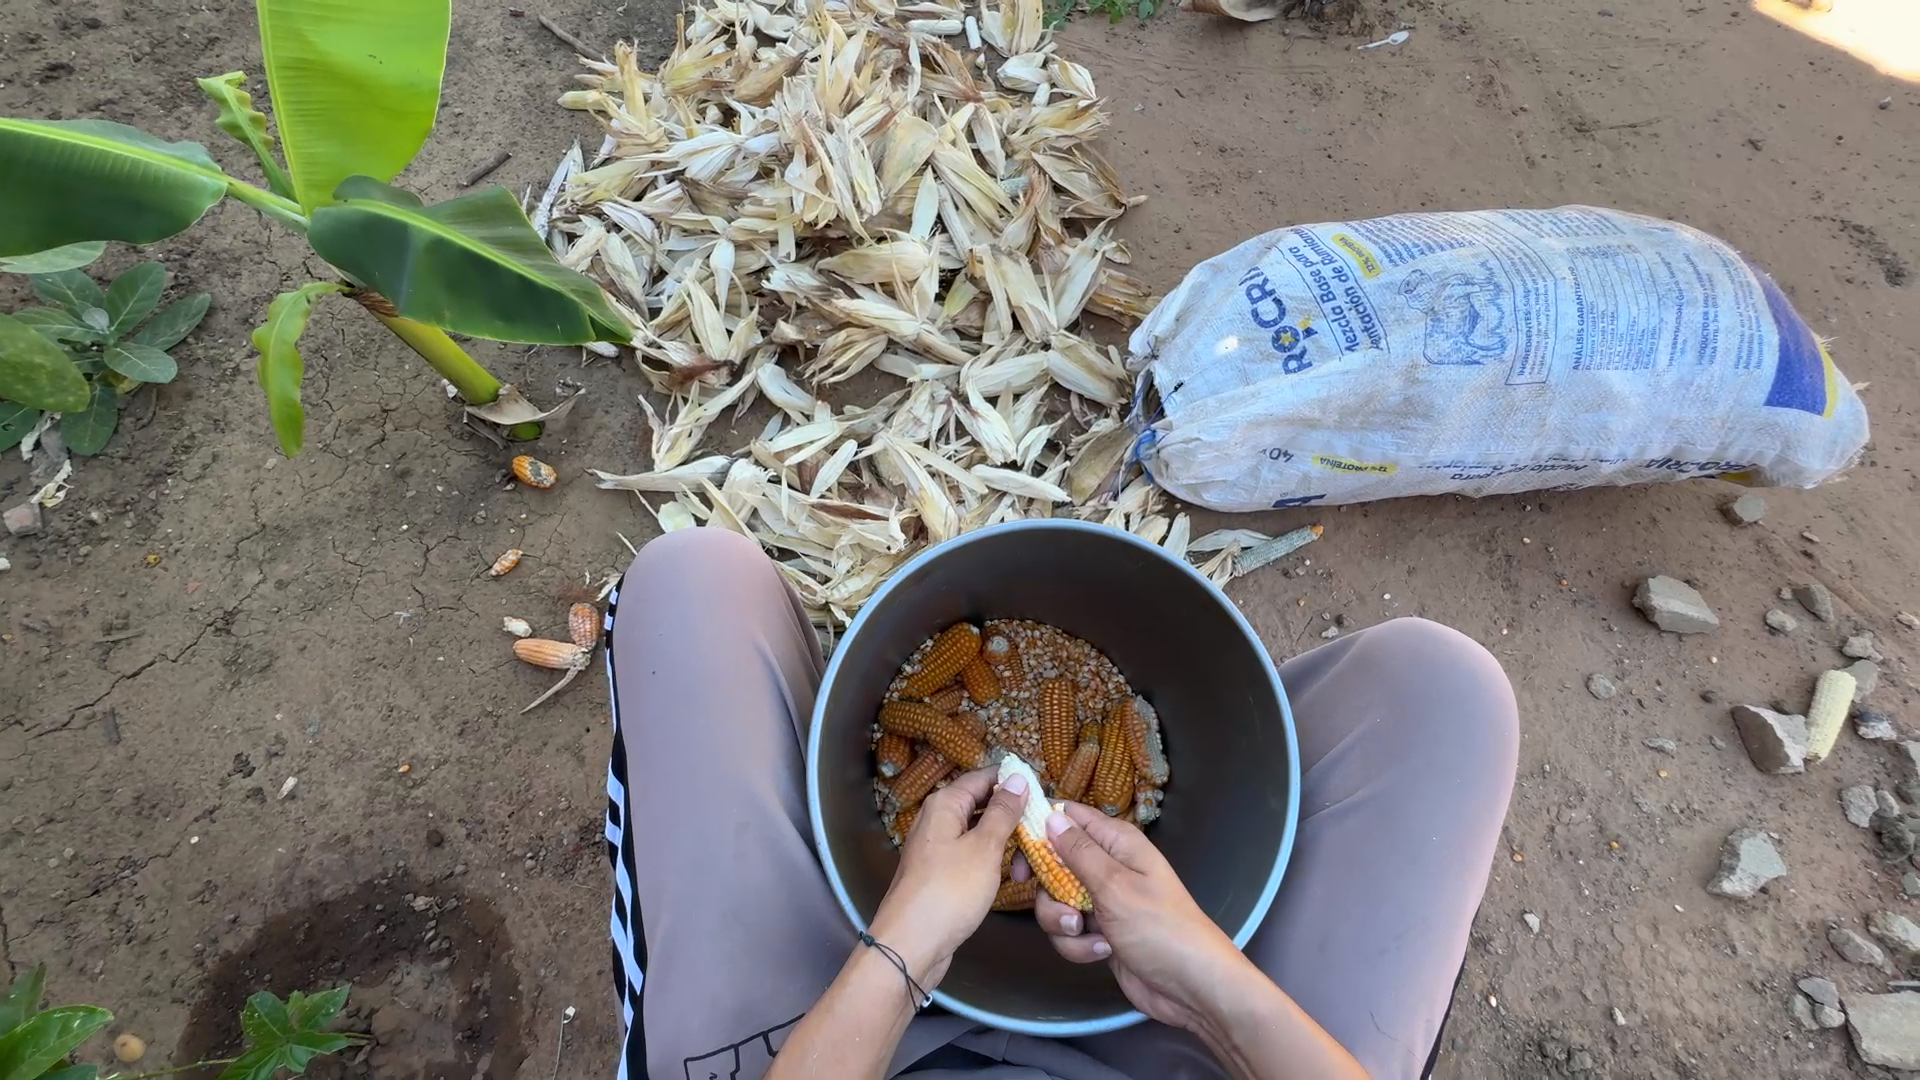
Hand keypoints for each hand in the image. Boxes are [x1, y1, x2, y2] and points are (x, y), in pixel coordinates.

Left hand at [867, 767, 1027, 991]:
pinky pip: (972, 854)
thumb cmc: (949, 891)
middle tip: (1040, 839)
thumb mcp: (984, 847)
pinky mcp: (940, 872)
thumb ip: (1003, 811)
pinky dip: (991, 862)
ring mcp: (937, 846)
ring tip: (1025, 871)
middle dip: (1013, 820)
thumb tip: (1017, 777)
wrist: (910, 946)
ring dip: (1006, 845)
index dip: (1013, 782)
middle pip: (982, 804)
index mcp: (945, 803)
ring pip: (980, 832)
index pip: (984, 776)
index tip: (1043, 795)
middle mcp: (938, 818)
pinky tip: (1009, 878)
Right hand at [1033, 802, 1255, 1032]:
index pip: (1068, 816)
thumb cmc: (1159, 927)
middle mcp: (1107, 865)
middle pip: (1054, 860)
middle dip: (1046, 885)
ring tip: (1084, 931)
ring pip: (1056, 899)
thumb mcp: (1114, 885)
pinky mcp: (1099, 931)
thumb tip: (1050, 816)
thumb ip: (1078, 851)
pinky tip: (1101, 951)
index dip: (1040, 826)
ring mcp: (1102, 899)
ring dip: (1062, 919)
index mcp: (1115, 841)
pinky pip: (1069, 930)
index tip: (1017, 846)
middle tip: (1047, 898)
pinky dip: (1077, 943)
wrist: (1192, 989)